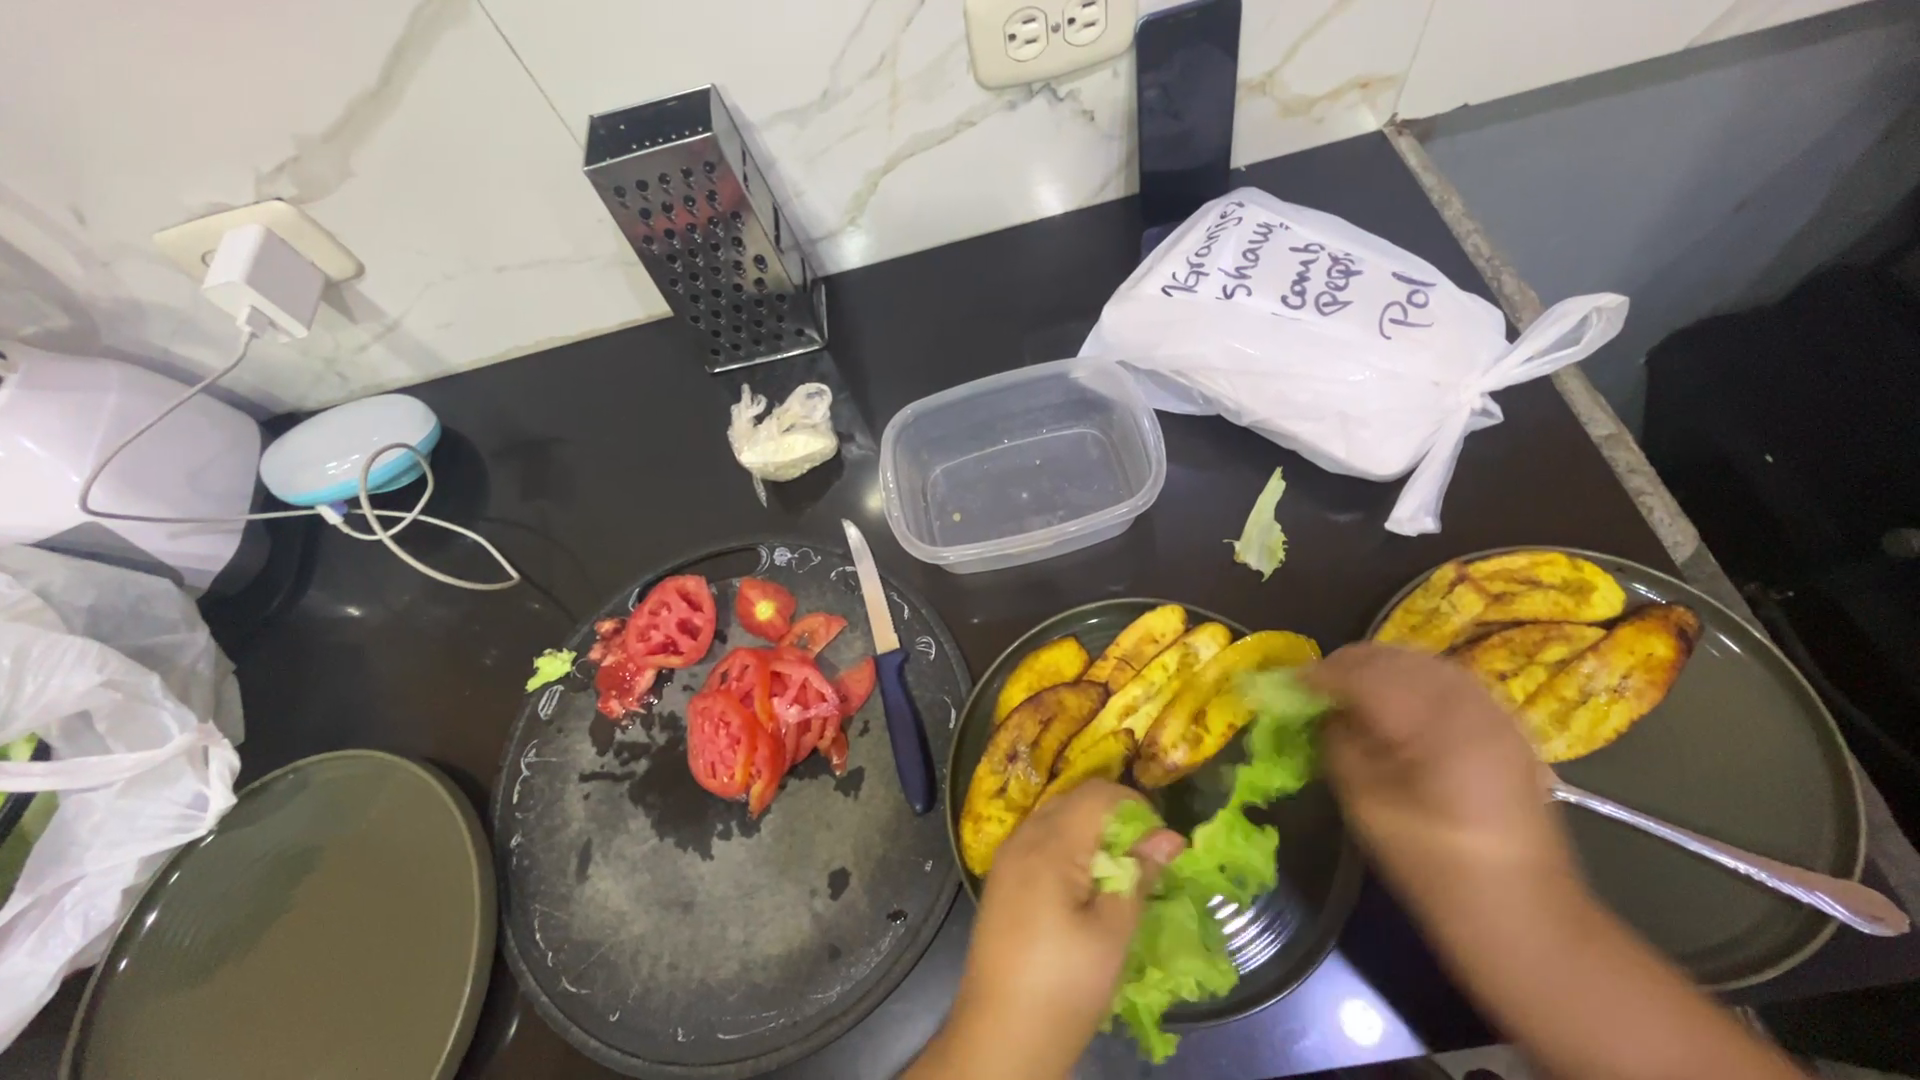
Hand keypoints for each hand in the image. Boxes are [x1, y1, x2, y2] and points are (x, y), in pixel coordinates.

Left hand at [914, 781, 1183, 1079]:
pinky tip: (1084, 889)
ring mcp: (1006, 858)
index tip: (1159, 845)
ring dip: (1092, 834)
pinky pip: (1039, 842)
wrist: (999, 1035)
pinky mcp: (1002, 880)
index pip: (1098, 794)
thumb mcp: (1112, 933)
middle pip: (1074, 801)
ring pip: (1056, 819)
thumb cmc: (1063, 985)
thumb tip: (1171, 836)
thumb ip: (1139, 876)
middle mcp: (1022, 838)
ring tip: (1119, 876)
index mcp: (1048, 844)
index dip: (1135, 807)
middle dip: (1115, 819)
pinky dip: (1068, 849)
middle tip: (1144, 861)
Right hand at [1307, 643, 1576, 910]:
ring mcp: (1492, 709)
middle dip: (1347, 664)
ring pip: (1422, 661)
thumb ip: (1339, 744)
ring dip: (1380, 667)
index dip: (1316, 675)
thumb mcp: (1365, 805)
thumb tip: (1325, 713)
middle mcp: (1465, 701)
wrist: (1522, 909)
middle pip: (1393, 657)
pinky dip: (1413, 678)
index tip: (1285, 684)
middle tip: (1313, 686)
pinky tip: (1396, 701)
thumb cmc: (1432, 864)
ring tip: (1349, 689)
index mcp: (1429, 722)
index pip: (1359, 674)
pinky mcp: (1505, 723)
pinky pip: (1449, 679)